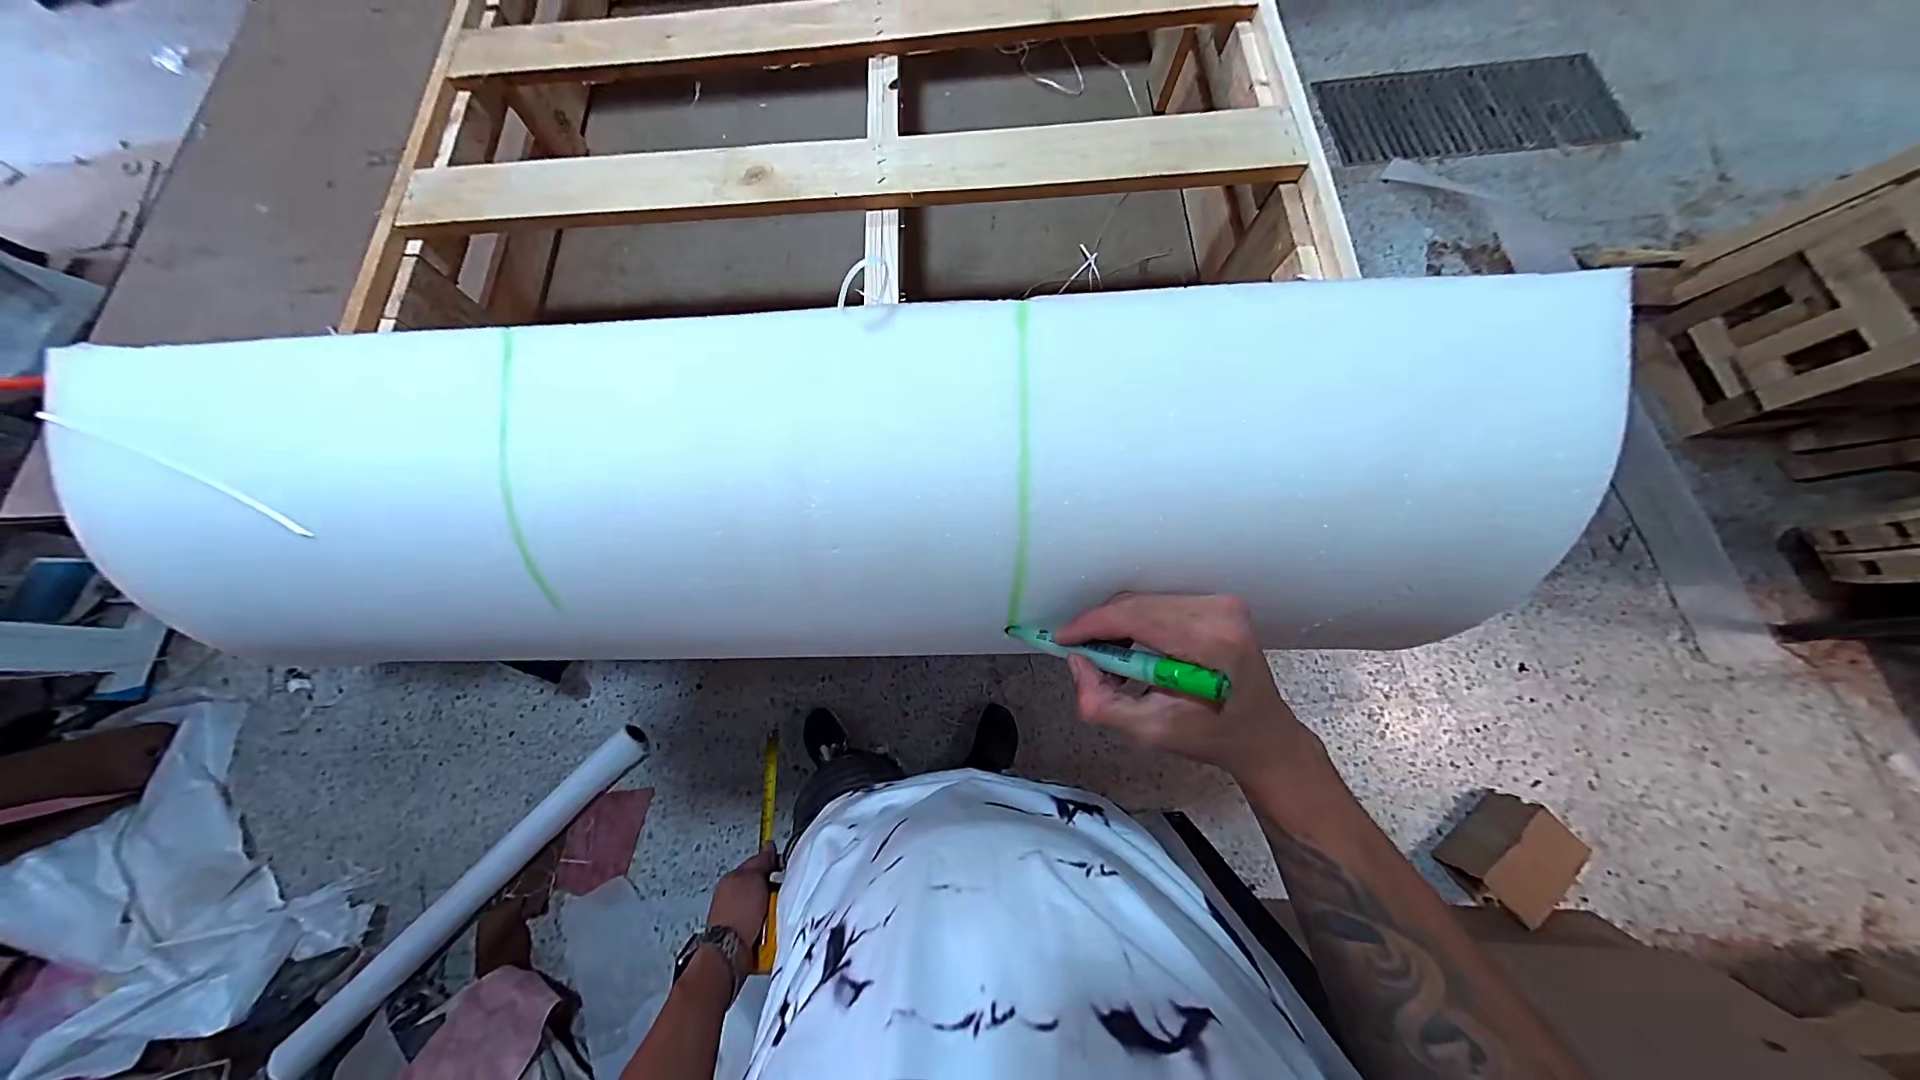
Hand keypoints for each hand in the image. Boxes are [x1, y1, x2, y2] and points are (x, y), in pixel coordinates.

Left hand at [705, 844, 776, 972]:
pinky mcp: (746, 936)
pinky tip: (774, 928)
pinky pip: (766, 925)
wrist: (732, 953)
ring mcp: (739, 917)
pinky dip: (772, 926)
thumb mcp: (753, 878)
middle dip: (775, 889)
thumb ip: (762, 861)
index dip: (773, 863)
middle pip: (764, 885)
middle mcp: (733, 897)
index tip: (785, 866)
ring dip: (775, 908)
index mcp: (732, 879)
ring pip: (767, 905)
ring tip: (778, 913)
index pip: (758, 862)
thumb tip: (768, 847)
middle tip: (781, 893)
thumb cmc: (738, 913)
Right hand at [1057, 593, 1327, 780]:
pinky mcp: (1219, 603)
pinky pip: (1160, 602)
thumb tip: (1077, 663)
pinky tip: (1136, 650)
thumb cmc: (1212, 736)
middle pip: (1137, 604)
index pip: (1136, 616)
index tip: (1063, 640)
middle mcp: (1219, 612)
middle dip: (1102, 627)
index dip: (1092, 625)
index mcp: (1210, 642)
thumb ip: (1103, 702)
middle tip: (1084, 657)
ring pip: (1145, 601)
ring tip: (1112, 660)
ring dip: (1119, 625)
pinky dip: (1138, 622)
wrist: (1262, 734)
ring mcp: (1222, 604)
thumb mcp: (1151, 732)